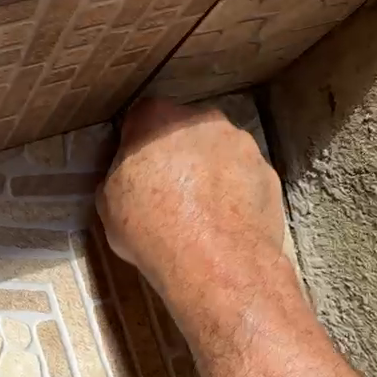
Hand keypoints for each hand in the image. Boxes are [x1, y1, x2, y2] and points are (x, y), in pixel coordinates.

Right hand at [98, 98, 288, 304]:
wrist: (214, 260)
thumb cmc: (150, 228)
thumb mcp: (108, 205)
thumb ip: (117, 176)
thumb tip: (125, 175)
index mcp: (157, 120)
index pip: (142, 116)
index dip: (137, 142)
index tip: (134, 168)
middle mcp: (203, 120)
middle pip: (185, 131)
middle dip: (177, 154)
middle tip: (166, 191)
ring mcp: (242, 144)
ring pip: (219, 152)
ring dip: (208, 173)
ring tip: (199, 214)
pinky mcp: (268, 172)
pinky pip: (244, 177)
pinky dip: (235, 193)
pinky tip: (224, 224)